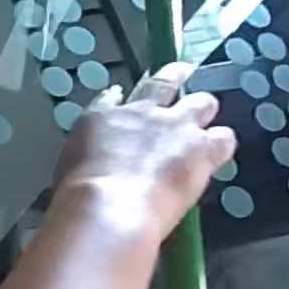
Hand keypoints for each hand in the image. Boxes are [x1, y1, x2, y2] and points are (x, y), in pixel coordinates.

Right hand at [52, 62, 237, 239]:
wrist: (107, 208)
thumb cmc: (75, 199)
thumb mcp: (66, 174)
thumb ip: (85, 161)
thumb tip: (92, 165)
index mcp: (101, 120)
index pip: (112, 98)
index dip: (122, 97)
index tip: (125, 96)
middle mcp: (141, 114)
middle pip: (165, 83)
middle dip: (173, 79)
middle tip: (180, 80)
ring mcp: (175, 128)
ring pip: (201, 103)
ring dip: (202, 112)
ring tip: (203, 126)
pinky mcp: (200, 149)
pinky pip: (223, 139)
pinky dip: (220, 146)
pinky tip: (217, 156)